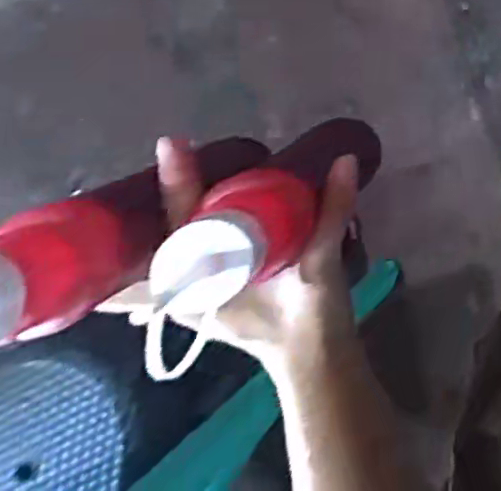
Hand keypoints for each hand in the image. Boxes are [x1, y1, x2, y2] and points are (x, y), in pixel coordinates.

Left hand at [104, 138, 360, 370]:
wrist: (313, 356)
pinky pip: (180, 262)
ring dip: (162, 217)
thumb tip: (343, 161)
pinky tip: (195, 217)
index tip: (173, 145)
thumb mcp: (321, 264)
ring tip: (180, 174)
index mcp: (201, 280)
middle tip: (175, 151)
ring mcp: (196, 289)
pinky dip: (177, 238)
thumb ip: (332, 214)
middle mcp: (187, 285)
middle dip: (156, 198)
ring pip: (164, 249)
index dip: (176, 183)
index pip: (181, 223)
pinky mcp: (211, 290)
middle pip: (160, 233)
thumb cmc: (307, 314)